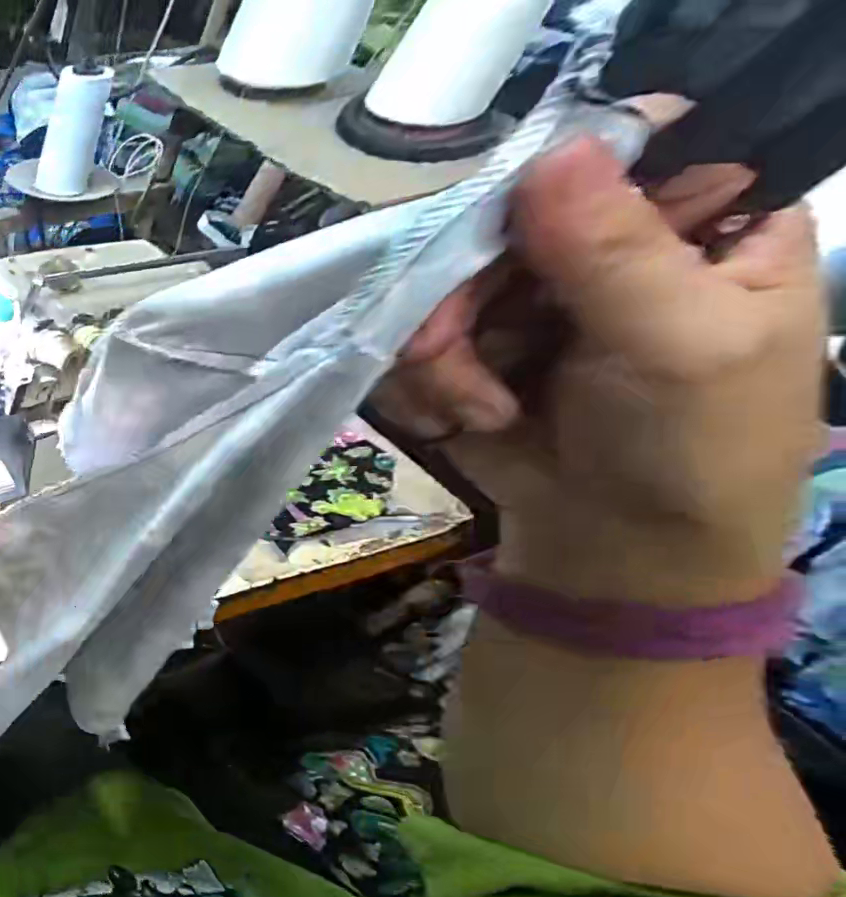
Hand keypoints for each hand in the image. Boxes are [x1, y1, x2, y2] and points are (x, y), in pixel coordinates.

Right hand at [370, 136, 826, 605]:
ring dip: (437, 364)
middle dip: (456, 308)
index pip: (599, 160)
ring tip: (480, 412)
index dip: (533, 189)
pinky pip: (407, 350)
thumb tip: (551, 150)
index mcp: (686, 223)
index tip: (492, 243)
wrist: (612, 544)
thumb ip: (613, 249)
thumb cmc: (689, 441)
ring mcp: (520, 309)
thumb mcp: (676, 340)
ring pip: (430, 299)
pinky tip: (456, 419)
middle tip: (451, 357)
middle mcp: (591, 255)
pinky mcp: (466, 357)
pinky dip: (420, 389)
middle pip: (484, 237)